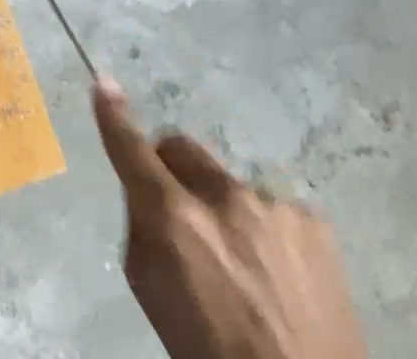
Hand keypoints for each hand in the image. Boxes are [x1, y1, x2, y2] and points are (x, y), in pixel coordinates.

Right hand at [93, 78, 364, 358]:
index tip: (102, 82)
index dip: (113, 114)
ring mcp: (275, 205)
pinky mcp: (314, 220)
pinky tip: (275, 273)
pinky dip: (263, 230)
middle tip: (180, 217)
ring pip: (228, 185)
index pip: (133, 150)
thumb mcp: (148, 286)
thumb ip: (143, 225)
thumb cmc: (204, 344)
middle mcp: (224, 197)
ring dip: (223, 209)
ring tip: (242, 266)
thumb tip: (149, 191)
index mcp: (174, 216)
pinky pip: (270, 208)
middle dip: (170, 170)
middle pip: (181, 149)